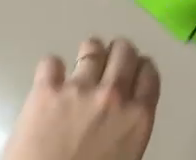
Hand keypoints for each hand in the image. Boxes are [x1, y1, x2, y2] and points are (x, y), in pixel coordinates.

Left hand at [4, 38, 161, 159]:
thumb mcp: (126, 157)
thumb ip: (129, 128)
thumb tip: (124, 115)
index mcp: (137, 118)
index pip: (149, 73)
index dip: (140, 69)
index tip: (133, 73)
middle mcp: (113, 95)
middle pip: (124, 50)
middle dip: (118, 54)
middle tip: (108, 66)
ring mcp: (79, 89)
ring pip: (92, 47)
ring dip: (89, 55)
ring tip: (81, 67)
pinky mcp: (46, 90)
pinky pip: (51, 62)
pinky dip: (51, 69)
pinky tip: (50, 81)